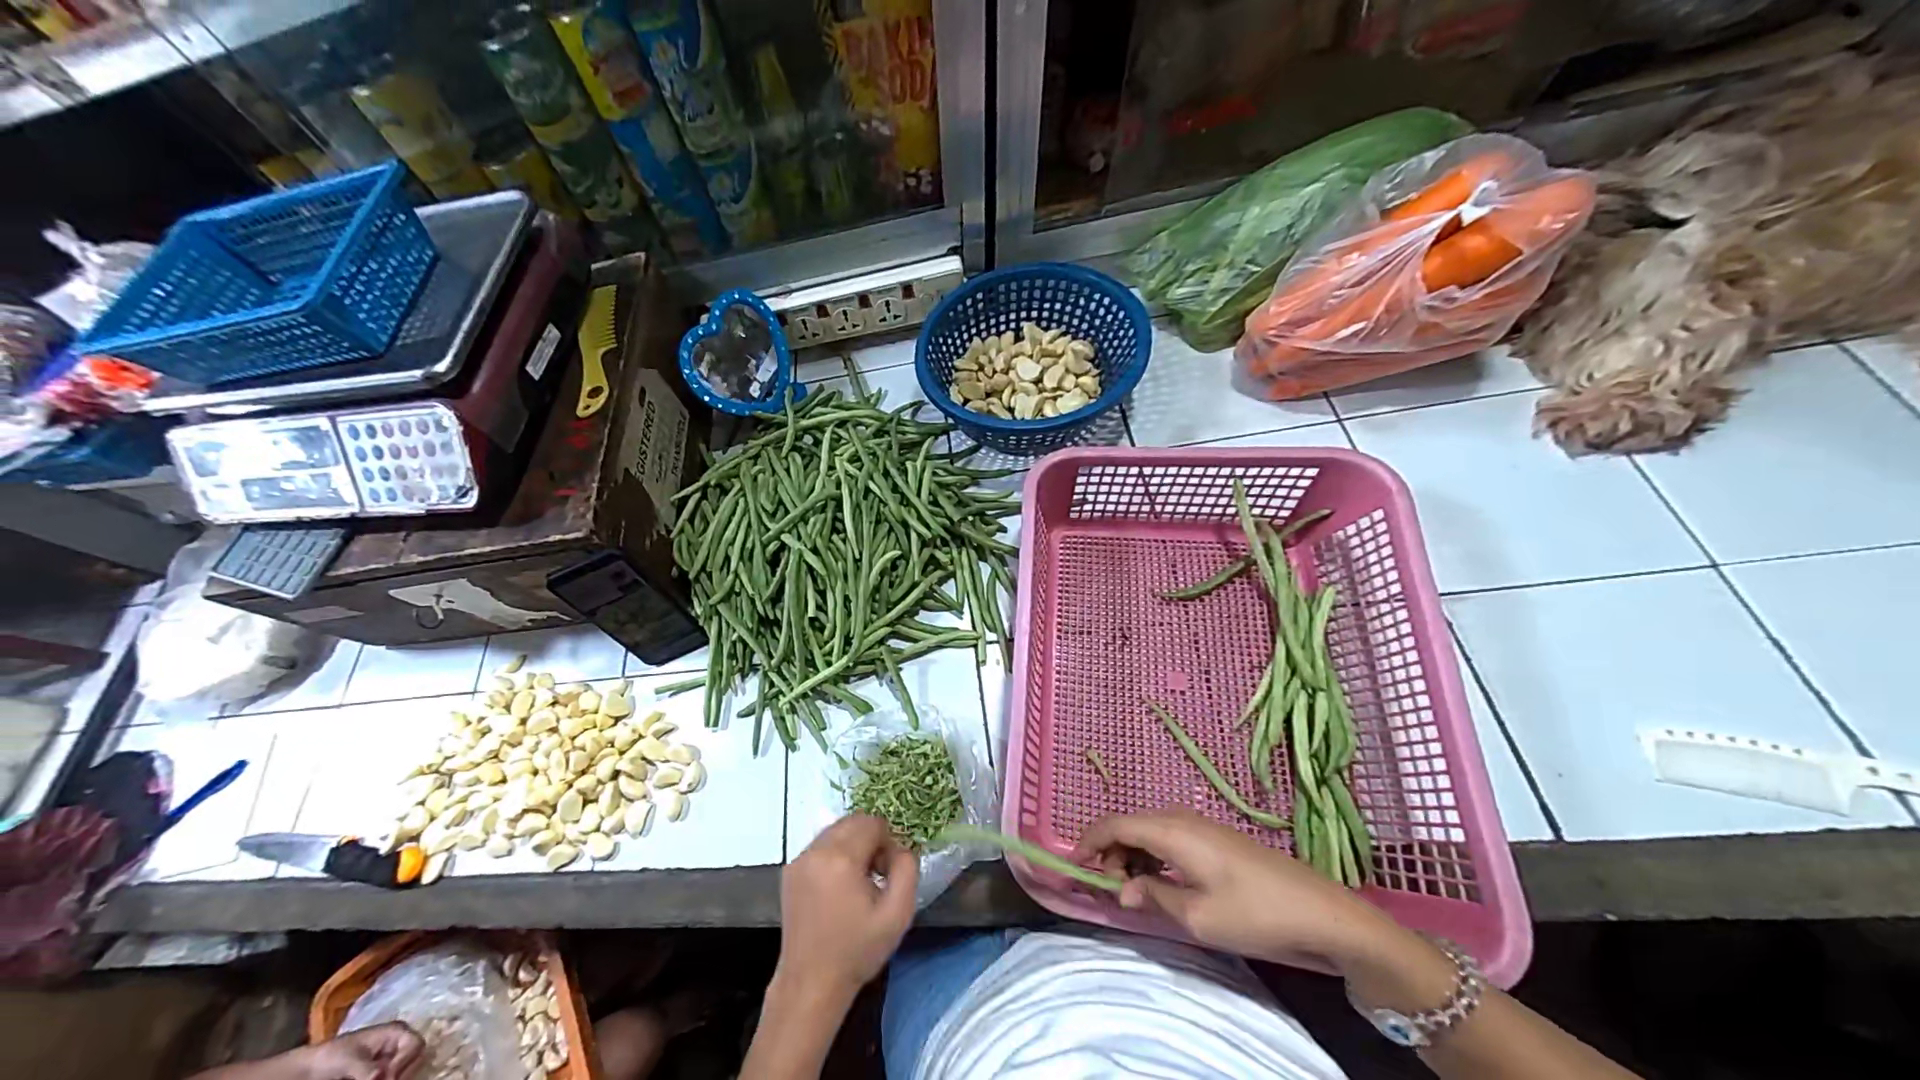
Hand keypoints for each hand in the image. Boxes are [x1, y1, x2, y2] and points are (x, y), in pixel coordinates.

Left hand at [293, 1023, 423, 1079]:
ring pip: (405, 1073)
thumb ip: (367, 1070)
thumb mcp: (348, 1062)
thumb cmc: (330, 1058)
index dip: (404, 1062)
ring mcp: (392, 1060)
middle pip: (415, 1060)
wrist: (307, 1070)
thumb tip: (382, 1077)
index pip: (415, 1044)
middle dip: (400, 1075)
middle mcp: (399, 1045)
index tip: (386, 1077)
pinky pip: (393, 1076)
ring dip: (396, 1077)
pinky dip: (390, 1078)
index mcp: (396, 1033)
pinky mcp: (383, 1073)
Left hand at [776, 814, 918, 998]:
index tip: (889, 871)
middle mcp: (816, 851)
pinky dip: (835, 855)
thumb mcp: (898, 913)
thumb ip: (907, 869)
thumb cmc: (857, 950)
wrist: (811, 983)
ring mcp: (799, 860)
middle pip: (852, 822)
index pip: (872, 822)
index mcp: (841, 859)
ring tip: (859, 881)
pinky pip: (820, 846)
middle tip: (878, 874)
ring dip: (853, 845)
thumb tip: (900, 847)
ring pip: (836, 831)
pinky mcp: (790, 871)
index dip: (888, 841)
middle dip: (870, 839)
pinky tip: (840, 887)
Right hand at [1075, 807, 1412, 971]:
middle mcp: (1182, 818)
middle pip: (1130, 824)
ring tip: (1134, 892)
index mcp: (1172, 830)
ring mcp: (1202, 825)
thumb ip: (1152, 897)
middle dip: (1109, 853)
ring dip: (1132, 856)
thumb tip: (1123, 890)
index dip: (1088, 842)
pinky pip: (1169, 837)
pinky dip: (1153, 856)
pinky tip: (1162, 884)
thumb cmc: (1255, 913)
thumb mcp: (1197, 916)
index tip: (1072, 868)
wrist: (1323, 913)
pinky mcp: (1216, 838)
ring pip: (1149, 830)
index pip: (1115, 823)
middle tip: (1109, 891)